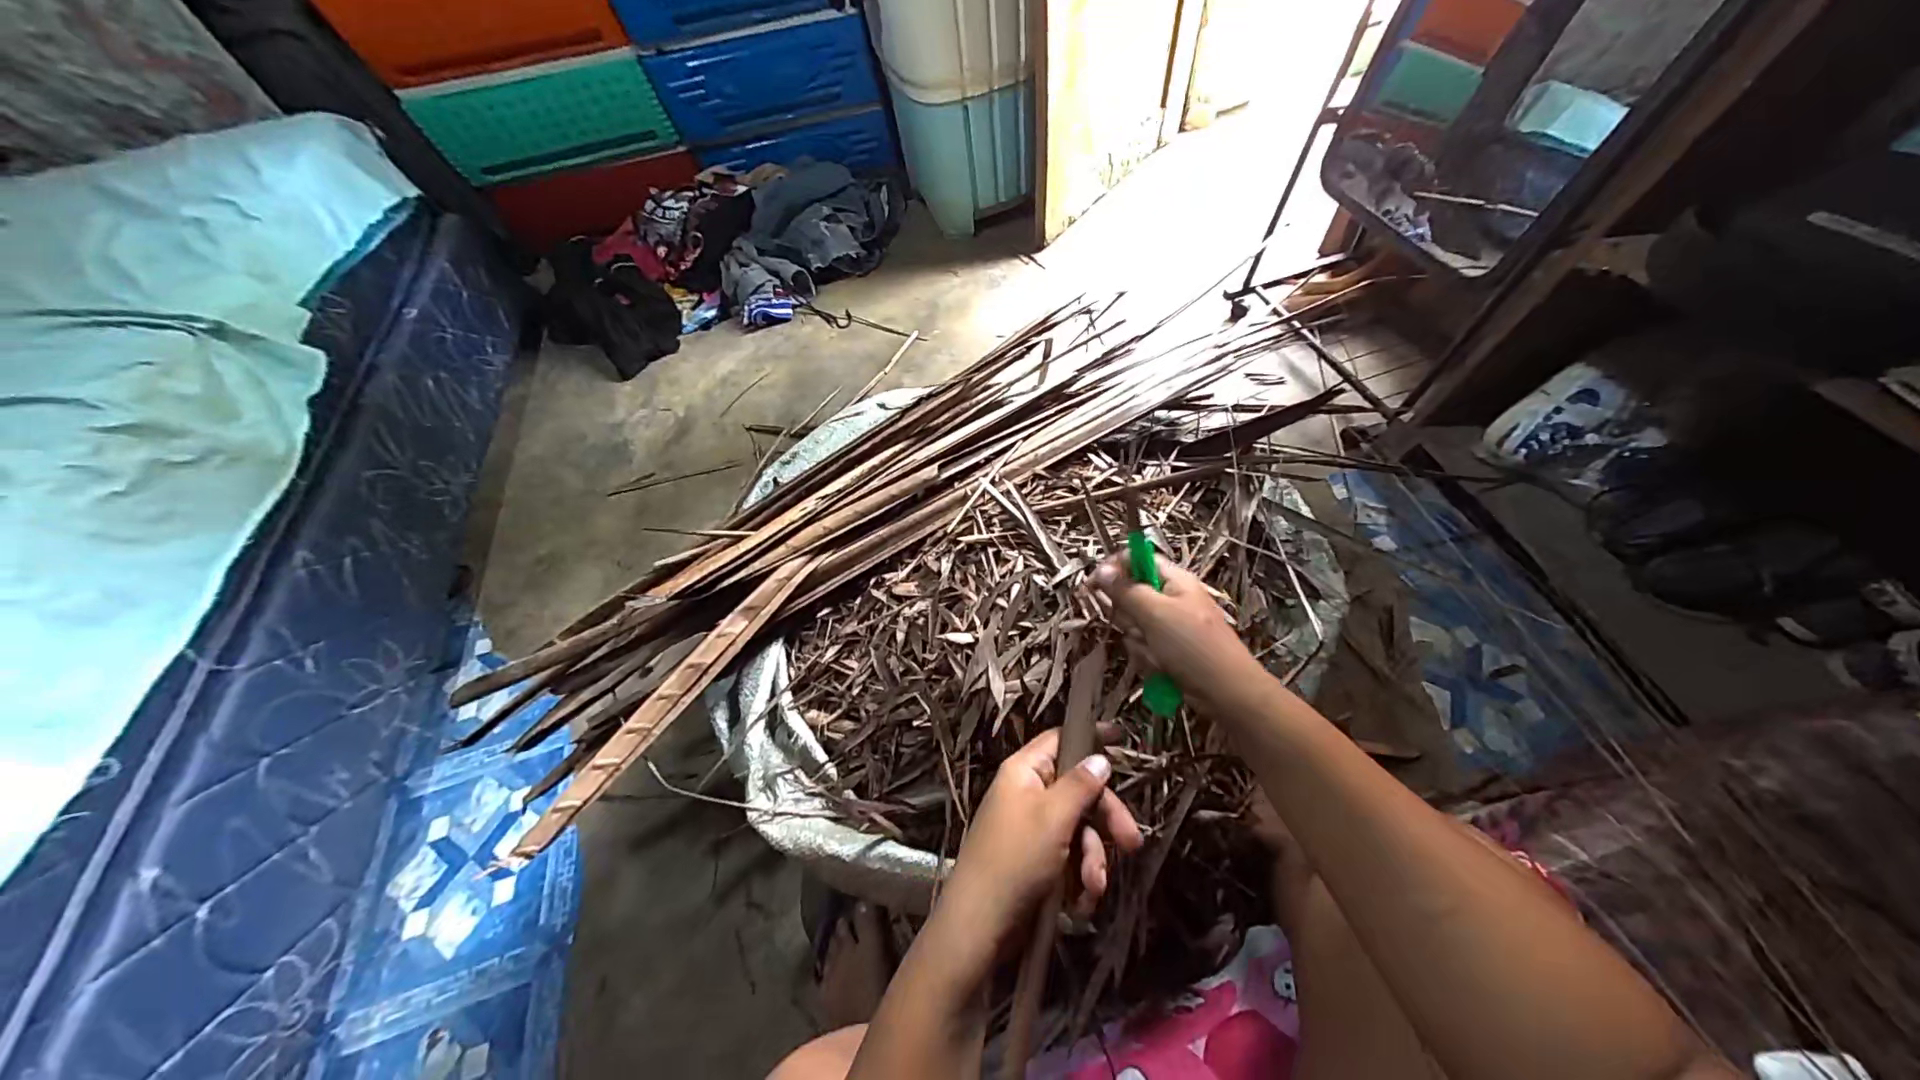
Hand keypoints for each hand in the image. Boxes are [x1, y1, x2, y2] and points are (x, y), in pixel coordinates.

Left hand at [926, 728, 1143, 981]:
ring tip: (1093, 887)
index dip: (1090, 739)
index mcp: (1024, 772)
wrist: (981, 923)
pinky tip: (1080, 901)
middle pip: (1080, 791)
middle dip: (1106, 821)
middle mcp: (1028, 794)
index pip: (1059, 740)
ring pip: (1080, 830)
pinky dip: (1080, 878)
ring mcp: (1033, 829)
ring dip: (1093, 859)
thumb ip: (1080, 785)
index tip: (1121, 738)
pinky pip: (1071, 858)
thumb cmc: (1015, 859)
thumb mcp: (1053, 817)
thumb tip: (1099, 758)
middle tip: (1131, 842)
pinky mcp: (1038, 861)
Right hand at [1090, 551, 1266, 701]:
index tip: (1095, 585)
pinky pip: (1143, 647)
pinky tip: (1160, 668)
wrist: (1227, 693)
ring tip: (1156, 654)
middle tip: (1139, 628)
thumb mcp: (1156, 614)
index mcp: (1174, 580)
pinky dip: (1147, 659)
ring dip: (1138, 642)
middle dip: (1128, 617)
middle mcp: (1171, 599)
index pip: (1137, 559)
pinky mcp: (1168, 650)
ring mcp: (1170, 626)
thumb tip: (1100, 569)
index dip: (1115, 568)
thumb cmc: (1194, 647)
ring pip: (1133, 626)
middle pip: (1130, 596)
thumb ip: (1126, 591)